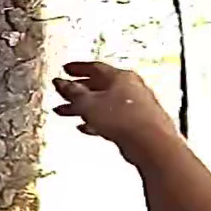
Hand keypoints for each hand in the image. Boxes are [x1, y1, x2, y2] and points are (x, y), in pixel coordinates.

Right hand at [52, 61, 179, 162]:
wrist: (150, 143)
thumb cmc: (124, 119)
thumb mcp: (86, 103)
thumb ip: (71, 92)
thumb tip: (61, 83)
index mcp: (120, 77)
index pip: (94, 67)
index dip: (77, 68)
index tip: (66, 69)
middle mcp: (131, 87)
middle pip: (99, 85)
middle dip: (78, 90)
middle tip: (64, 91)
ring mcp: (136, 105)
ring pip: (104, 102)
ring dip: (83, 107)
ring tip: (66, 112)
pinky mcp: (137, 122)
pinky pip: (112, 117)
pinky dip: (97, 120)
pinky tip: (86, 126)